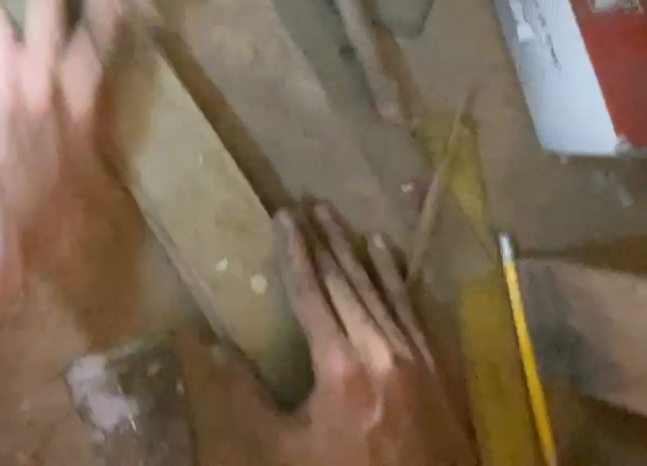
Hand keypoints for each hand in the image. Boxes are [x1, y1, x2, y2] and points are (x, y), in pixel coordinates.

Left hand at [0, 0, 123, 234]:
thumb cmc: (43, 209)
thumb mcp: (83, 178)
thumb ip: (87, 141)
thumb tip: (92, 119)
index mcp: (76, 105)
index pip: (95, 46)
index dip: (103, 10)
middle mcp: (41, 86)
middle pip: (46, 23)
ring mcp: (3, 87)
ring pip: (0, 31)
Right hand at [185, 201, 475, 464]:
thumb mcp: (286, 448)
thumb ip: (249, 396)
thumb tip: (211, 346)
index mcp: (338, 365)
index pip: (310, 292)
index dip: (294, 252)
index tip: (283, 217)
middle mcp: (376, 348)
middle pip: (344, 280)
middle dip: (323, 239)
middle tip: (306, 204)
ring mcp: (411, 354)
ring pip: (377, 286)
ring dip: (353, 247)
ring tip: (334, 215)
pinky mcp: (435, 366)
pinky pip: (411, 307)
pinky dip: (395, 275)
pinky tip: (385, 249)